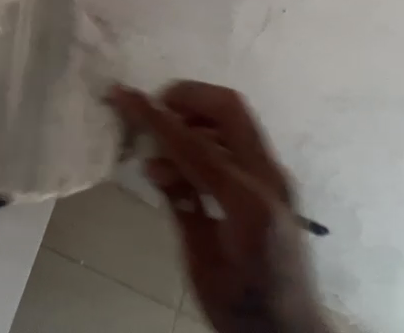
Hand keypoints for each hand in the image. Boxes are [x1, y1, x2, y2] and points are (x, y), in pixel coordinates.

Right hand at [110, 82, 327, 332]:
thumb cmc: (241, 308)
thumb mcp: (201, 263)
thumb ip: (181, 205)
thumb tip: (153, 162)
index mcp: (248, 204)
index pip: (193, 144)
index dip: (155, 116)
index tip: (124, 95)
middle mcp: (270, 180)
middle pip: (229, 108)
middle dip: (186, 97)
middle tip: (152, 108)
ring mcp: (279, 178)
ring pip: (237, 119)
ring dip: (197, 115)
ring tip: (162, 140)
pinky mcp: (278, 183)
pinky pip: (242, 141)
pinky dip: (211, 135)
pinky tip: (184, 159)